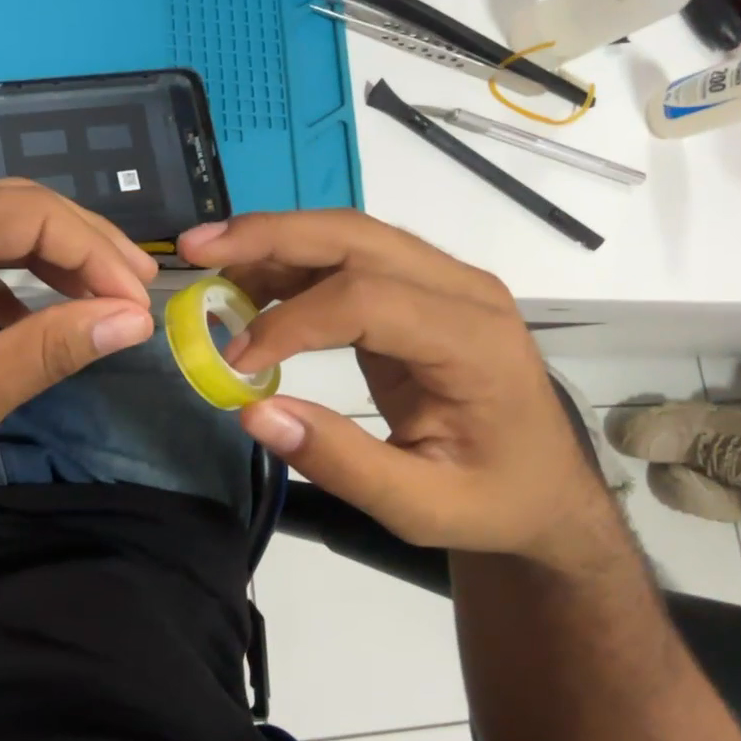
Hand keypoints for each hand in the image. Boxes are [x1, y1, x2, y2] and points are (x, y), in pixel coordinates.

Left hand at [0, 180, 159, 574]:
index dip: (94, 251)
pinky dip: (0, 291)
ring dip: (42, 267)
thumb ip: (48, 349)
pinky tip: (32, 326)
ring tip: (98, 305)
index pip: (26, 213)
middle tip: (133, 291)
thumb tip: (132, 319)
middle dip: (76, 248)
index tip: (140, 301)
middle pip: (6, 211)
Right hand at [178, 211, 619, 570]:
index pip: (368, 298)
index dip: (291, 322)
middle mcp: (461, 290)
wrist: (544, 485)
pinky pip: (344, 254)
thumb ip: (341, 463)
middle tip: (195, 250)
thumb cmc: (493, 499)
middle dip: (267, 237)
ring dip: (269, 240)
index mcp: (474, 342)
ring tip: (205, 262)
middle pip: (353, 236)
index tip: (237, 361)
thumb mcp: (421, 507)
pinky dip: (287, 260)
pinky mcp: (415, 285)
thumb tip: (252, 412)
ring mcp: (440, 279)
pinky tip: (243, 283)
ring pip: (343, 232)